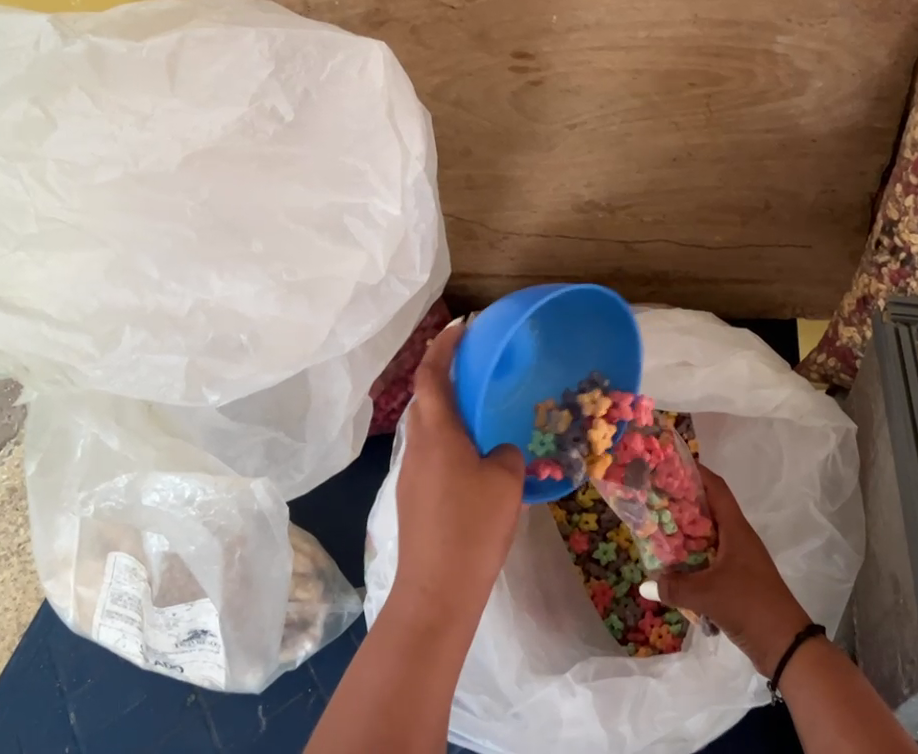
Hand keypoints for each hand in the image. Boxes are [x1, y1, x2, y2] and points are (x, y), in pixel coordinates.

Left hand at [391, 320, 525, 618]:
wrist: (437, 591)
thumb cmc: (473, 527)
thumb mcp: (506, 481)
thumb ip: (504, 453)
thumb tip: (497, 452)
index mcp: (437, 433)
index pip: (432, 375)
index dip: (443, 346)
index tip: (462, 326)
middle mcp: (417, 448)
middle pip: (425, 399)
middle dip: (446, 375)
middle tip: (479, 365)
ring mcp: (411, 475)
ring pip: (429, 429)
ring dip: (449, 410)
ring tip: (483, 410)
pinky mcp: (414, 499)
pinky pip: (432, 454)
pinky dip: (451, 441)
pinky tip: (477, 458)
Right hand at [656, 468, 812, 675]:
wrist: (785, 643)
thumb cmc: (749, 604)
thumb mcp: (707, 594)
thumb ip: (674, 587)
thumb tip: (644, 584)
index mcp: (736, 529)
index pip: (716, 488)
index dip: (696, 472)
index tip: (670, 464)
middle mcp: (738, 538)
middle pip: (710, 510)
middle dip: (683, 502)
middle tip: (653, 497)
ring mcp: (739, 560)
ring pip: (709, 536)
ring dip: (686, 533)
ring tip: (656, 530)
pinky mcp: (738, 580)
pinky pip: (710, 559)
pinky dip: (692, 559)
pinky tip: (673, 568)